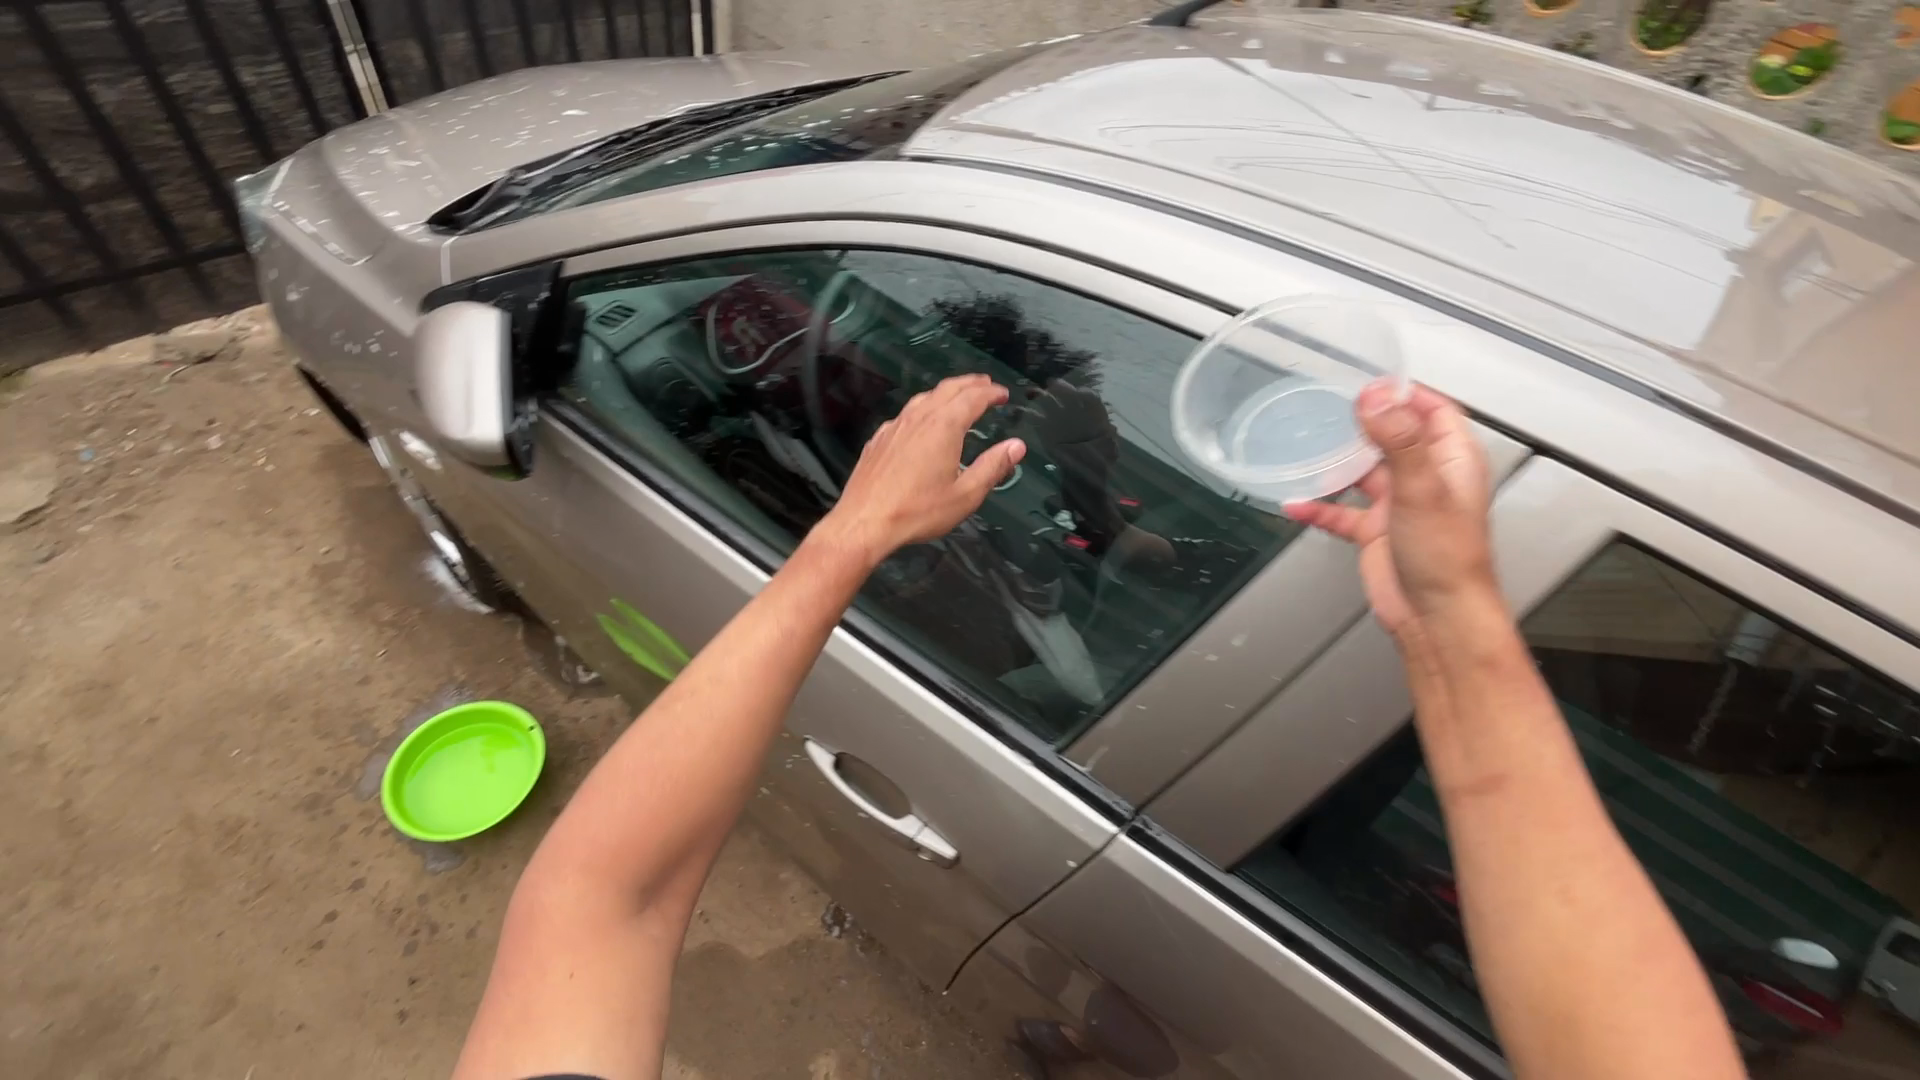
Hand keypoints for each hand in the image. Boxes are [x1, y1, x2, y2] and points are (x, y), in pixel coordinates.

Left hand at [813, 375, 1026, 566]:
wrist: (864, 522)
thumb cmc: (917, 512)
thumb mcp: (965, 495)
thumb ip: (993, 467)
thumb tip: (1016, 447)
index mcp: (944, 427)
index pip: (973, 398)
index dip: (991, 393)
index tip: (1003, 394)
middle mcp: (919, 419)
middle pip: (948, 389)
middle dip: (970, 384)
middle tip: (986, 385)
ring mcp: (895, 426)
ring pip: (924, 397)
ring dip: (946, 392)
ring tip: (959, 396)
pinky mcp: (879, 439)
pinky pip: (906, 413)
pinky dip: (924, 408)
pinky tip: (922, 422)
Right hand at [1285, 381, 1495, 639]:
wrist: (1434, 616)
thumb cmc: (1447, 559)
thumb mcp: (1421, 489)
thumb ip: (1400, 440)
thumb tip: (1377, 398)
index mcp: (1451, 461)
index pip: (1433, 410)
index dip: (1404, 393)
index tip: (1370, 382)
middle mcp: (1426, 479)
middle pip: (1393, 437)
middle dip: (1364, 422)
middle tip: (1332, 408)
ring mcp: (1399, 506)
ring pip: (1363, 472)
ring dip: (1336, 463)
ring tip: (1307, 448)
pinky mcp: (1375, 532)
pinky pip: (1340, 512)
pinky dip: (1318, 507)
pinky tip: (1297, 504)